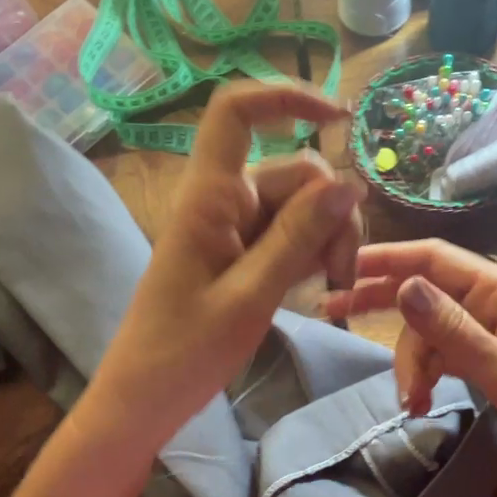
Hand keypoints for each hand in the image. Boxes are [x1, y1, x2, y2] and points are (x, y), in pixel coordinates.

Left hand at [84, 85, 363, 445]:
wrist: (146, 399)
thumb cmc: (186, 350)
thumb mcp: (252, 295)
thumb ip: (300, 237)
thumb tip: (350, 183)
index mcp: (210, 197)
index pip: (237, 113)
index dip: (286, 97)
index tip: (339, 116)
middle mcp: (223, 200)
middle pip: (295, 173)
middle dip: (331, 212)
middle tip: (341, 272)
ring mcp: (233, 227)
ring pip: (300, 206)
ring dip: (326, 236)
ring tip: (328, 286)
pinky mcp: (241, 252)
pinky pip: (290, 233)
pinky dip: (310, 252)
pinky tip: (312, 287)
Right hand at [325, 239, 496, 486]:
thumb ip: (453, 330)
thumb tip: (403, 286)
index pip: (433, 258)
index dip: (385, 258)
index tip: (340, 267)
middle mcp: (493, 297)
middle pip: (425, 290)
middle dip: (383, 306)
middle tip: (334, 315)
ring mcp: (492, 324)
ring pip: (431, 327)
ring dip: (413, 360)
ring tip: (410, 401)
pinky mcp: (491, 350)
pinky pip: (446, 349)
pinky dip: (430, 372)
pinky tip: (422, 400)